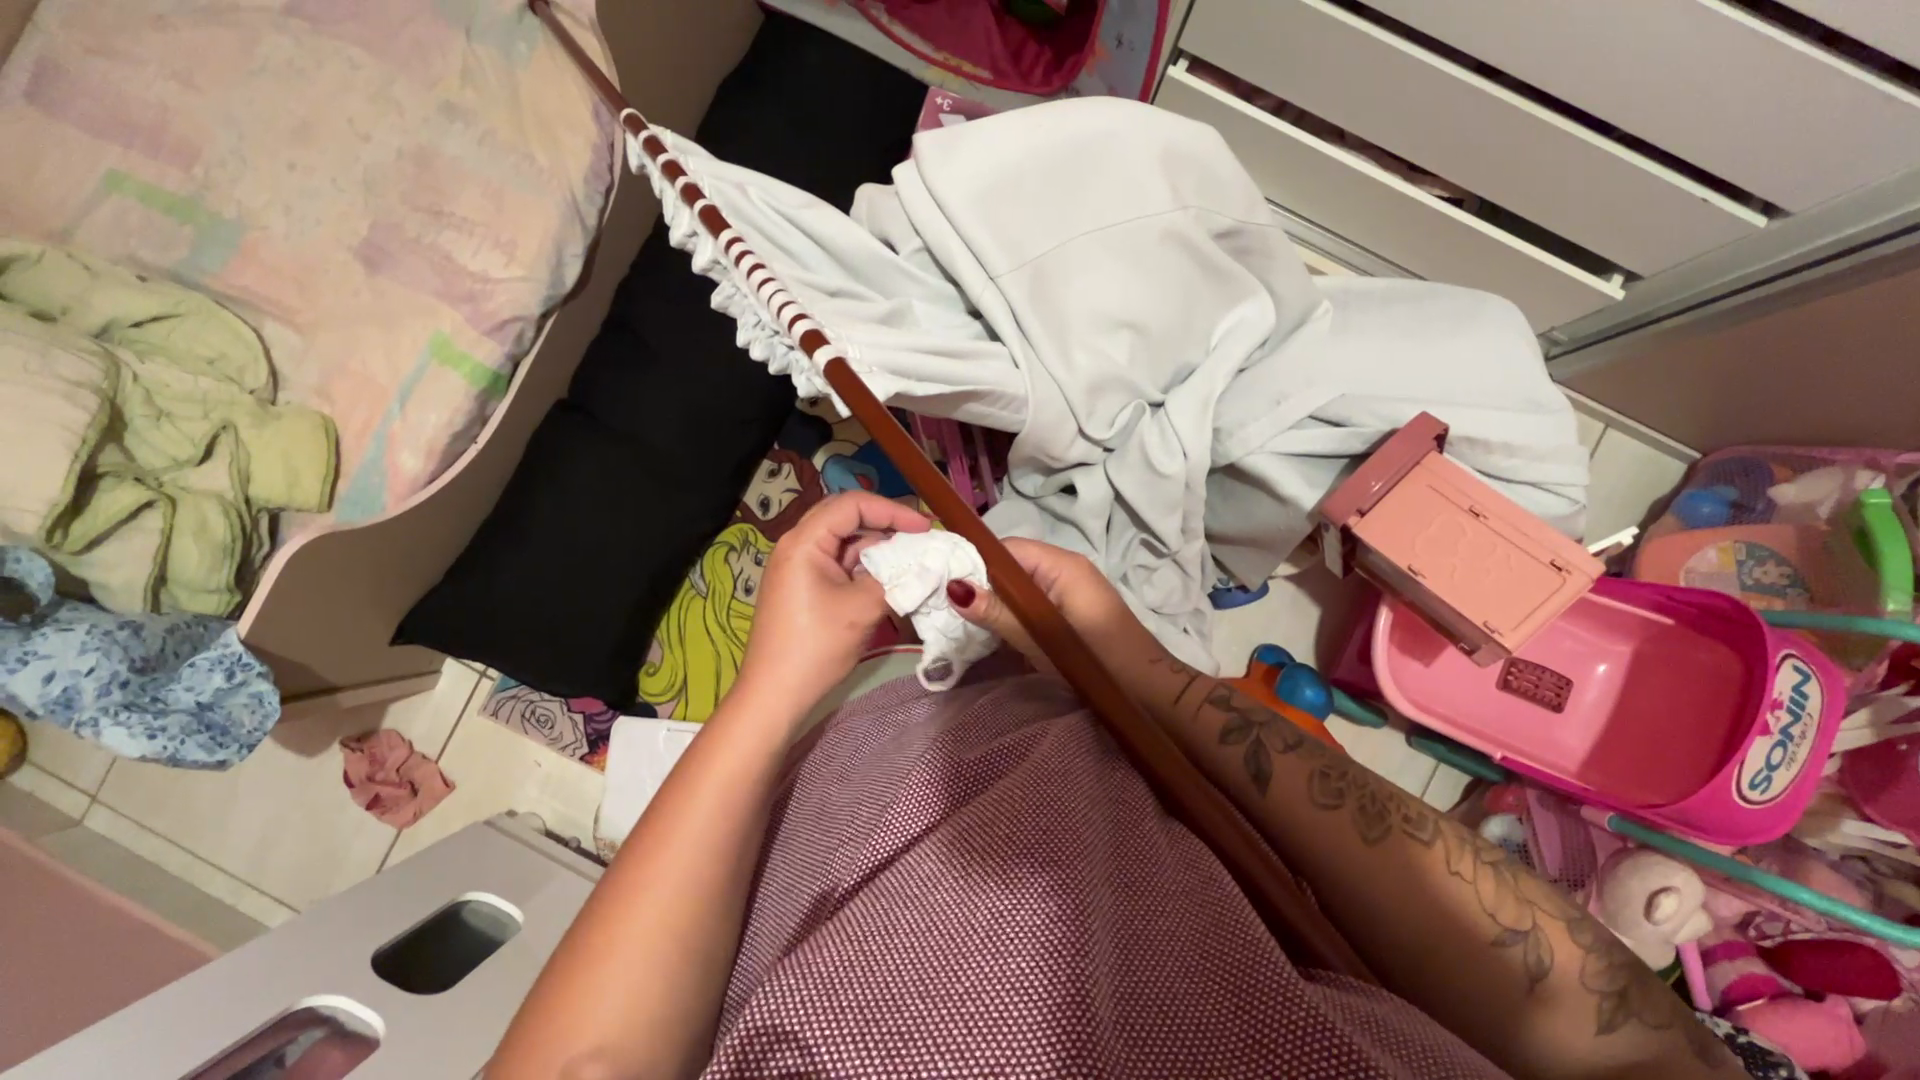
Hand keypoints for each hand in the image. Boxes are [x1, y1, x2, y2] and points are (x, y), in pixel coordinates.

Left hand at [734, 492, 929, 718]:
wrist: (774, 695)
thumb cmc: (816, 647)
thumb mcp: (863, 609)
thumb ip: (895, 578)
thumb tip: (922, 563)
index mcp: (803, 542)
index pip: (852, 504)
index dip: (892, 510)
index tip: (925, 527)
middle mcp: (795, 545)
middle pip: (845, 517)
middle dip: (885, 523)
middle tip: (920, 536)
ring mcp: (796, 566)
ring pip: (842, 541)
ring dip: (876, 547)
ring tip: (910, 558)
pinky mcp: (801, 586)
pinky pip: (836, 563)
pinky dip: (863, 566)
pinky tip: (887, 577)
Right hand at [947, 538, 1162, 673]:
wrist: (1148, 690)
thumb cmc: (1094, 661)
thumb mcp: (1039, 638)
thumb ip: (998, 612)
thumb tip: (953, 587)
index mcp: (1061, 564)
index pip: (1004, 549)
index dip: (972, 563)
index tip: (942, 585)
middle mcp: (1066, 567)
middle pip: (1011, 564)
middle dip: (981, 582)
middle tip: (947, 608)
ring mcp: (1071, 587)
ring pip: (1021, 583)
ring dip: (996, 600)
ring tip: (965, 620)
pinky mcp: (1073, 607)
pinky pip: (1035, 598)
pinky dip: (1015, 610)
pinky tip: (998, 630)